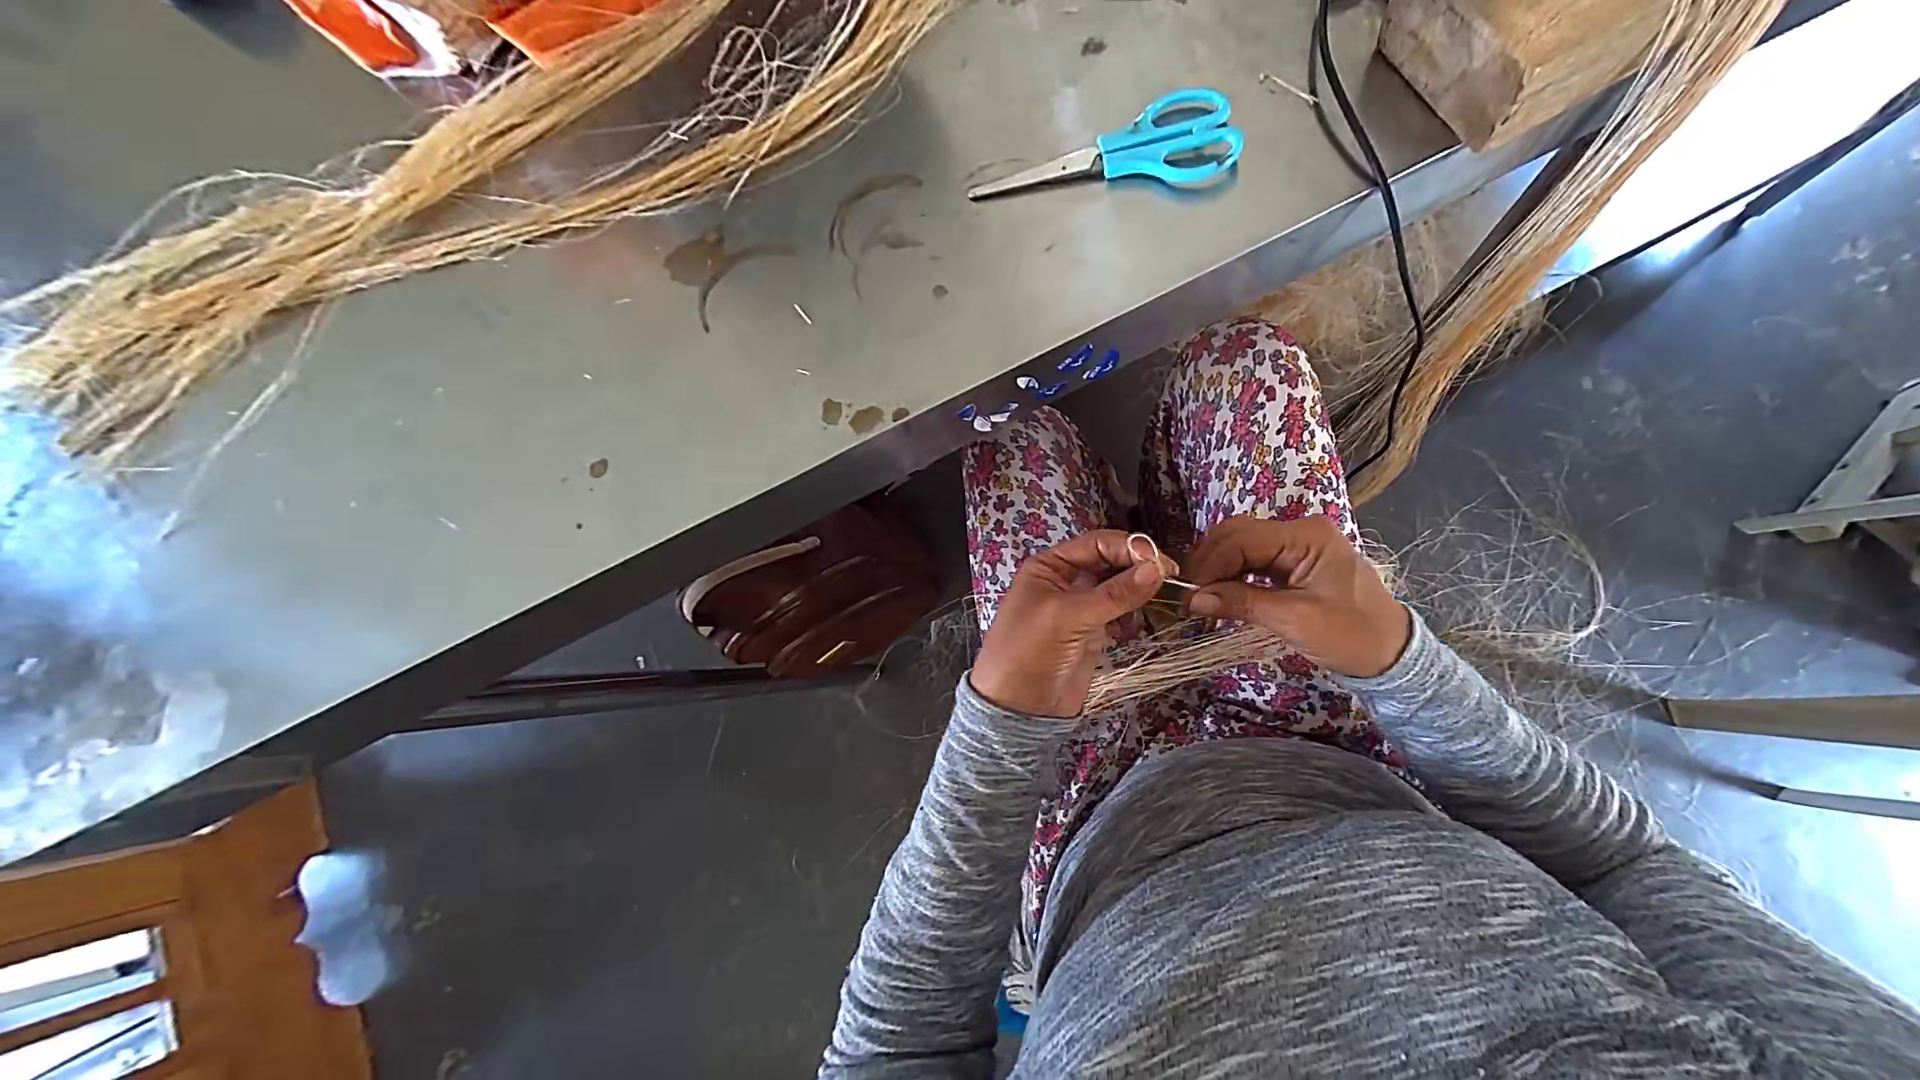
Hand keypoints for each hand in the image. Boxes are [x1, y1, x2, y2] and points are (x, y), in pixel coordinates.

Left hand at [970, 530, 1168, 717]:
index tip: (1161, 562)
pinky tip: (1146, 617)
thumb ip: (1113, 594)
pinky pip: (1120, 611)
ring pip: (1118, 587)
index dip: (1129, 548)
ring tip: (1167, 595)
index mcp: (1050, 566)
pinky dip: (1135, 612)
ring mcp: (1080, 606)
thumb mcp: (1068, 617)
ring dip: (1140, 589)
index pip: (1096, 543)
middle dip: (1139, 566)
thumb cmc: (1029, 652)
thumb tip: (1156, 569)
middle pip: (1110, 562)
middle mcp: (1065, 580)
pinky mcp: (1092, 631)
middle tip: (1172, 577)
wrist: (1018, 707)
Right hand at [1184, 515, 1409, 677]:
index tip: (1188, 593)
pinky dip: (1231, 575)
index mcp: (1307, 537)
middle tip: (1189, 595)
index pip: (1241, 539)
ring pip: (1240, 545)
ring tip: (1200, 596)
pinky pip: (1251, 559)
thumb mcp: (1294, 620)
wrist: (1391, 655)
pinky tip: (1220, 593)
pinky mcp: (1293, 560)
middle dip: (1208, 563)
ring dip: (1217, 569)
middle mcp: (1300, 531)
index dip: (1209, 564)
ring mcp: (1297, 544)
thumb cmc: (1351, 635)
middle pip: (1236, 535)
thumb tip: (1193, 599)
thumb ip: (1241, 603)